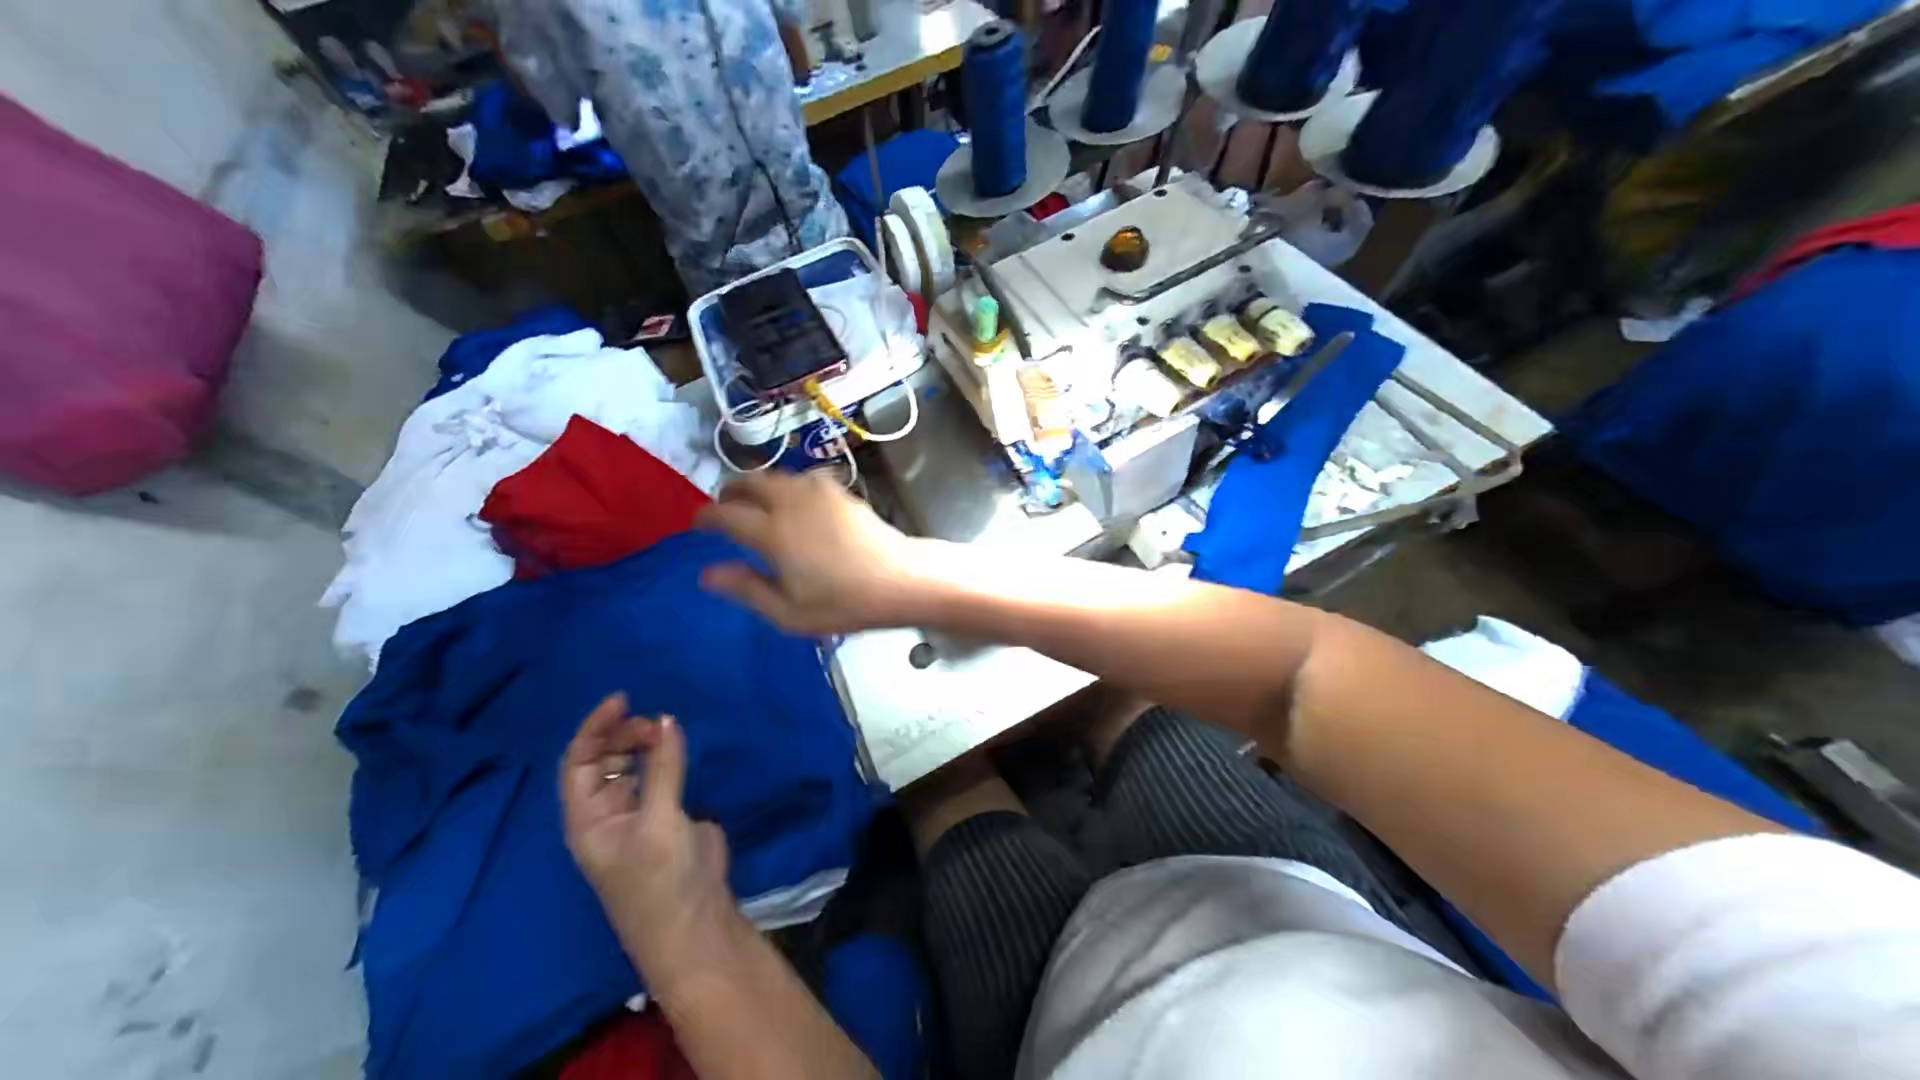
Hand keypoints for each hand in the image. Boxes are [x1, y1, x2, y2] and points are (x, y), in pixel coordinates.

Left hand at [561, 693, 732, 987]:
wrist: (695, 924)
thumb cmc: (661, 879)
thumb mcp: (660, 822)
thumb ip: (663, 768)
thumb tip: (666, 719)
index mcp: (587, 820)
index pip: (579, 763)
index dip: (595, 729)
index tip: (622, 700)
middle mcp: (606, 814)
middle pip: (603, 761)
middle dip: (623, 734)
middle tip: (655, 721)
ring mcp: (636, 816)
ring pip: (630, 767)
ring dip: (642, 744)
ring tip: (665, 729)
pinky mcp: (666, 818)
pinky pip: (658, 777)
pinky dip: (664, 757)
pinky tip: (675, 746)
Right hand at [695, 470, 934, 634]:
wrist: (901, 579)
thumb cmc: (844, 603)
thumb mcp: (789, 612)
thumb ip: (746, 589)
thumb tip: (707, 573)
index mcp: (773, 533)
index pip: (726, 514)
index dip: (706, 516)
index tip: (697, 524)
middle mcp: (792, 503)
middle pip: (749, 482)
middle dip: (730, 491)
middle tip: (724, 507)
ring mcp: (819, 493)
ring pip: (777, 476)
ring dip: (758, 485)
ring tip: (756, 504)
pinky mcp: (841, 491)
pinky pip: (803, 478)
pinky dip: (787, 485)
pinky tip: (794, 502)